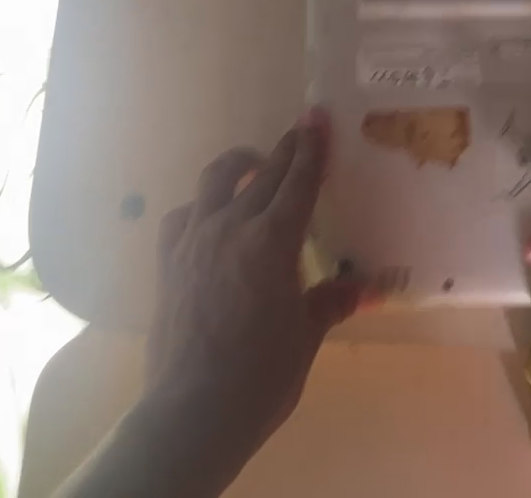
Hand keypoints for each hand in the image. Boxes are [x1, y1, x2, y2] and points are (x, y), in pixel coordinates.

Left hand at [146, 109, 367, 449]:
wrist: (193, 411)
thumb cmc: (261, 375)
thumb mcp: (305, 336)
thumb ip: (329, 302)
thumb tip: (362, 289)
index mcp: (272, 241)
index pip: (298, 183)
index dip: (311, 149)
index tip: (317, 118)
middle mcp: (231, 227)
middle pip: (263, 174)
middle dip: (285, 150)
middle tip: (301, 130)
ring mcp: (194, 240)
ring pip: (215, 181)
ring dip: (238, 165)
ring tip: (252, 164)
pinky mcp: (168, 260)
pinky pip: (181, 216)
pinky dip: (200, 208)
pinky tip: (208, 218)